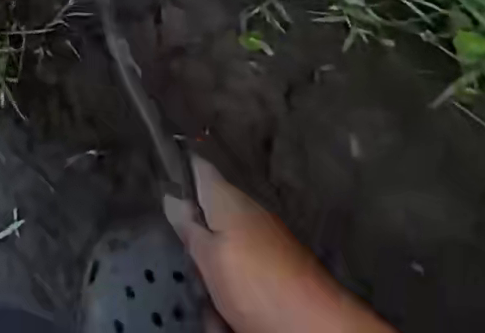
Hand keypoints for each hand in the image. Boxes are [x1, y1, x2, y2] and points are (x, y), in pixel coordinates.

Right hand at [164, 155, 394, 332]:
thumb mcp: (209, 260)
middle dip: (196, 241)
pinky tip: (232, 322)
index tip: (160, 182)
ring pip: (227, 250)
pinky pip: (247, 273)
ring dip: (216, 276)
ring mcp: (268, 241)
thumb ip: (188, 229)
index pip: (197, 167)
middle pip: (210, 214)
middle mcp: (248, 212)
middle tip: (188, 269)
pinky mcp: (282, 270)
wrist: (324, 330)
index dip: (177, 168)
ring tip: (213, 312)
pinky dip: (237, 293)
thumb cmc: (256, 286)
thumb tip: (171, 198)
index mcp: (227, 199)